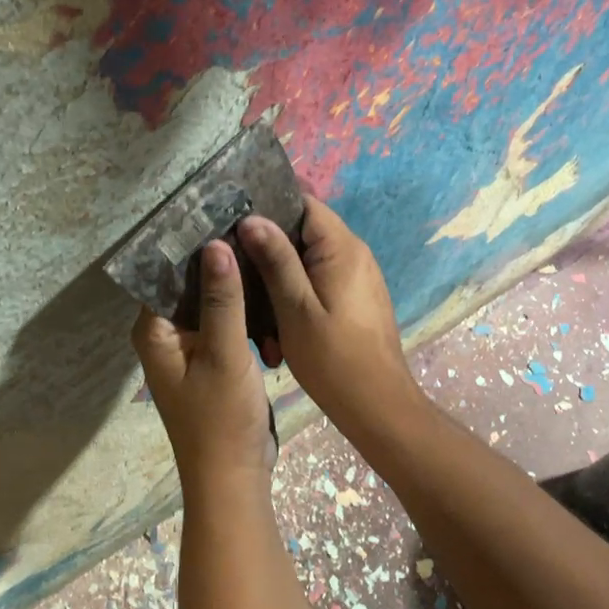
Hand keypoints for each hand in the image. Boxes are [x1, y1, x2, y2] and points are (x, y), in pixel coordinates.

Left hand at [131, 240, 277, 493]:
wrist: (234, 479)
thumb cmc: (221, 418)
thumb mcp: (224, 354)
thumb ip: (222, 300)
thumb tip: (215, 243)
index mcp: (154, 330)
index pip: (165, 271)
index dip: (190, 241)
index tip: (219, 209)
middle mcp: (164, 333)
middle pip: (187, 283)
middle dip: (214, 256)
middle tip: (246, 218)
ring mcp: (188, 347)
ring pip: (208, 300)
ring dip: (230, 280)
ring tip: (259, 240)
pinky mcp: (211, 358)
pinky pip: (221, 319)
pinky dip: (239, 305)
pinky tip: (265, 282)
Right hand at [236, 197, 416, 428]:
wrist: (378, 406)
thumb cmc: (333, 358)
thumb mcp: (295, 308)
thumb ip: (275, 260)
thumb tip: (252, 218)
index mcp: (342, 248)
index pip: (304, 202)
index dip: (268, 204)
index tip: (232, 216)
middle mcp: (354, 253)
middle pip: (303, 230)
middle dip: (268, 244)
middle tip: (230, 257)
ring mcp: (357, 276)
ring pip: (307, 258)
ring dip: (278, 275)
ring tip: (247, 293)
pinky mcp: (354, 297)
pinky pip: (317, 280)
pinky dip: (293, 292)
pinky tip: (272, 318)